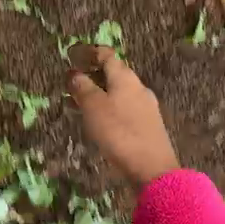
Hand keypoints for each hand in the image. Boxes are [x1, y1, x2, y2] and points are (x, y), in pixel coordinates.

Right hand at [70, 48, 179, 186]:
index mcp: (125, 77)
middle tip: (71, 82)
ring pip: (117, 93)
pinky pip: (123, 108)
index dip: (87, 52)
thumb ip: (82, 86)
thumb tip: (74, 73)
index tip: (71, 55)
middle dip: (91, 74)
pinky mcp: (148, 126)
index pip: (106, 54)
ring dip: (97, 93)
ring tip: (77, 103)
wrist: (153, 171)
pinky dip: (107, 108)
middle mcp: (137, 87)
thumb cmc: (119, 132)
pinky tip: (97, 122)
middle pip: (112, 73)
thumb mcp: (93, 106)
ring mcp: (145, 107)